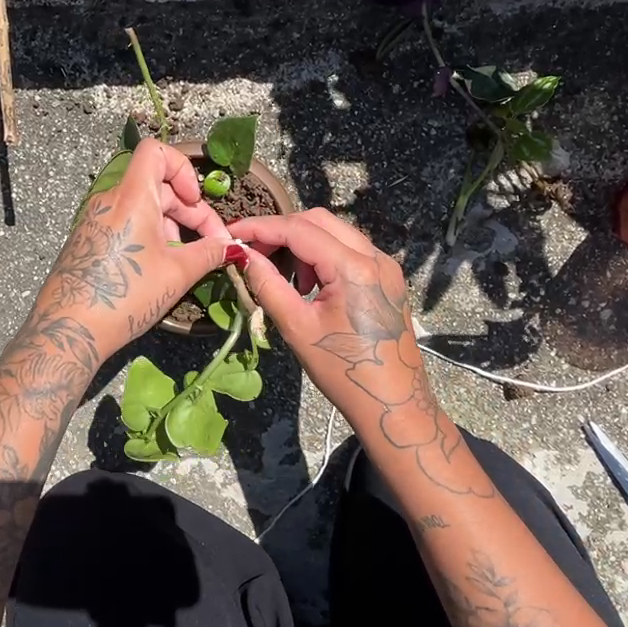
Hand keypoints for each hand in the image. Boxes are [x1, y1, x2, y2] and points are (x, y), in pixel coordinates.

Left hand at [36, 139, 230, 360]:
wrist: (70, 328)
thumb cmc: (126, 295)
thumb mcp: (177, 273)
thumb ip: (209, 253)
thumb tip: (231, 247)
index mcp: (131, 196)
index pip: (155, 151)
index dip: (182, 168)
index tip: (195, 201)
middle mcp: (111, 200)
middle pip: (156, 184)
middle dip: (188, 210)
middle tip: (212, 244)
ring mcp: (96, 219)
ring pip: (142, 206)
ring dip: (170, 226)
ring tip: (187, 260)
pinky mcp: (89, 239)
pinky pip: (125, 223)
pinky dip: (149, 235)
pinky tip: (160, 267)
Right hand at [229, 210, 480, 493]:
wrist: (395, 405)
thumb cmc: (344, 371)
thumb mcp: (297, 327)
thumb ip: (266, 283)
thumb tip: (239, 254)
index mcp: (354, 268)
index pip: (299, 229)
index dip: (261, 227)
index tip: (232, 232)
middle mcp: (375, 257)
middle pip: (318, 220)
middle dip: (281, 230)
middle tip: (254, 251)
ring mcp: (386, 265)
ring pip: (334, 231)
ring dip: (302, 242)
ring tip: (285, 276)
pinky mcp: (388, 277)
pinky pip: (348, 248)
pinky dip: (322, 254)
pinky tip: (309, 284)